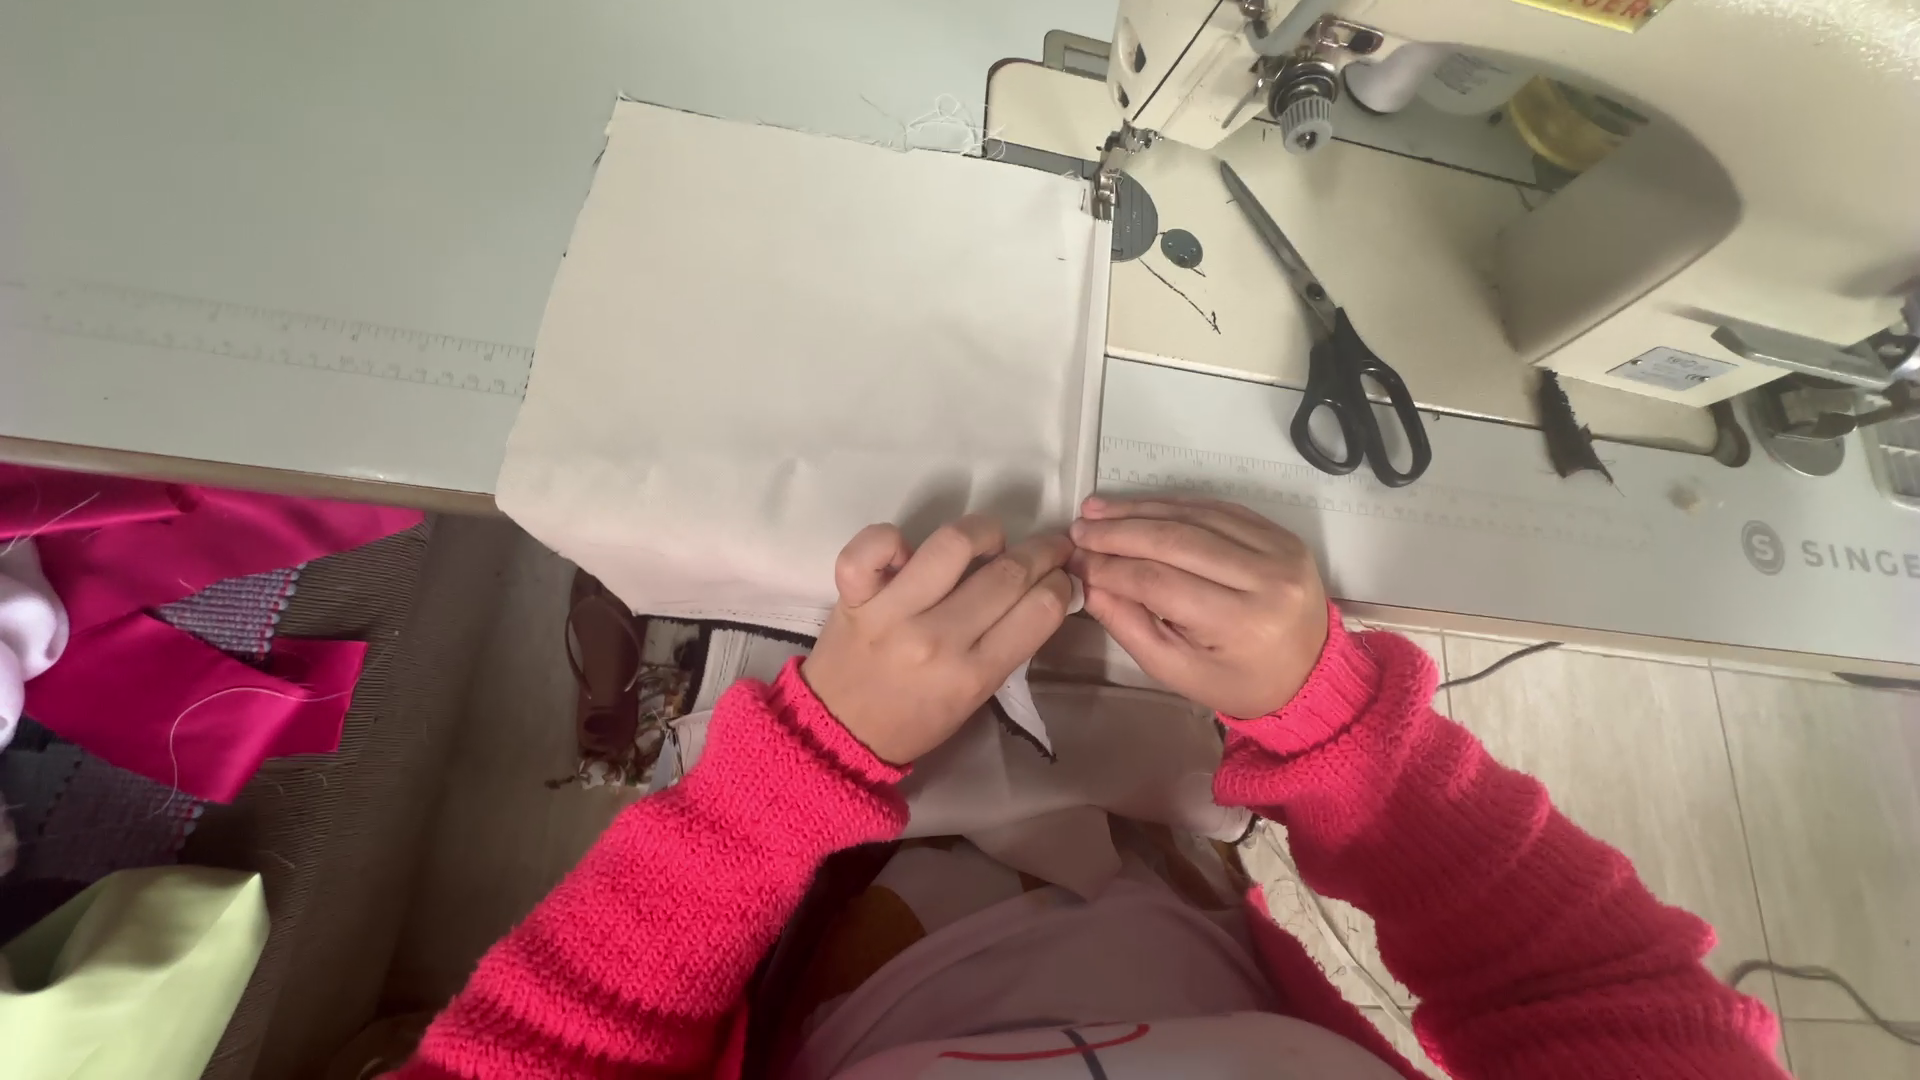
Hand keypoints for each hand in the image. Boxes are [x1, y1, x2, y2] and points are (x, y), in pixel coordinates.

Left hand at [802, 515, 1073, 763]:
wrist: (839, 734)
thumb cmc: (915, 719)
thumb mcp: (976, 696)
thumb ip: (1006, 645)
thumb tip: (1039, 592)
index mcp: (974, 674)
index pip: (1041, 609)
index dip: (1061, 583)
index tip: (1061, 576)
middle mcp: (937, 639)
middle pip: (1008, 573)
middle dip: (1042, 551)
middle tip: (1047, 547)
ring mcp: (892, 613)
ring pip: (952, 544)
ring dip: (984, 531)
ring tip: (988, 542)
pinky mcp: (854, 596)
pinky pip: (870, 548)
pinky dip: (888, 537)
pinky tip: (906, 550)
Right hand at [1068, 495, 1327, 718]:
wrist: (1308, 674)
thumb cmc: (1235, 681)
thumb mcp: (1174, 669)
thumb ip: (1128, 624)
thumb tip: (1087, 581)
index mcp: (1240, 622)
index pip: (1158, 582)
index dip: (1109, 568)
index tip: (1073, 561)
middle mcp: (1265, 578)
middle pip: (1176, 540)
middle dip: (1118, 531)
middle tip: (1079, 528)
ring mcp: (1279, 549)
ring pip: (1195, 516)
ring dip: (1139, 509)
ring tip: (1096, 510)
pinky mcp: (1281, 534)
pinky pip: (1217, 508)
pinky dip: (1173, 504)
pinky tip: (1139, 507)